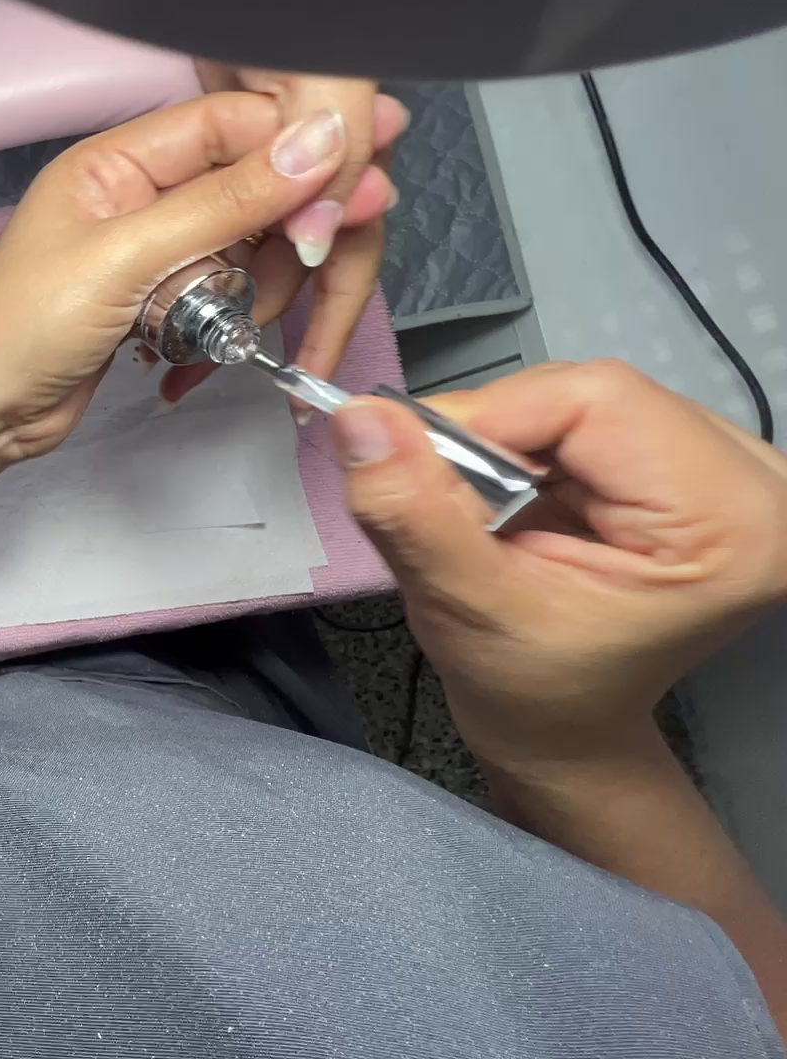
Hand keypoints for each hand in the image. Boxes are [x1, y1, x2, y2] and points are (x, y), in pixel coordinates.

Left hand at [0, 93, 349, 466]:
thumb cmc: (14, 334)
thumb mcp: (120, 261)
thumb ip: (220, 203)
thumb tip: (314, 144)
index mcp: (112, 165)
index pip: (228, 125)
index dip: (294, 147)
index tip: (347, 182)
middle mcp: (131, 201)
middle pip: (244, 186)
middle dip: (284, 224)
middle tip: (320, 252)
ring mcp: (141, 256)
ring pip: (235, 247)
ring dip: (249, 285)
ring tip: (236, 320)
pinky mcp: (146, 305)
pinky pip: (211, 294)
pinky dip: (221, 319)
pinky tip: (202, 348)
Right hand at [330, 361, 786, 772]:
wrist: (554, 713)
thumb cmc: (520, 678)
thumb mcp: (454, 600)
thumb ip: (408, 509)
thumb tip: (359, 417)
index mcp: (729, 520)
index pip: (593, 399)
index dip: (486, 425)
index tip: (426, 485)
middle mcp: (750, 480)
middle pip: (584, 393)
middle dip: (486, 438)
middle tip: (448, 508)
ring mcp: (714, 470)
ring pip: (568, 399)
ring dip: (492, 445)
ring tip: (475, 513)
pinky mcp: (669, 468)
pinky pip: (568, 418)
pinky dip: (505, 451)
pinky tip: (499, 503)